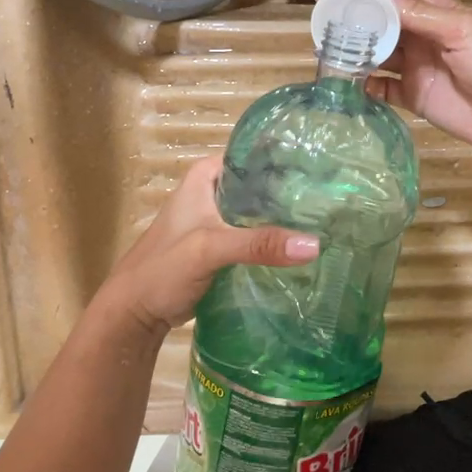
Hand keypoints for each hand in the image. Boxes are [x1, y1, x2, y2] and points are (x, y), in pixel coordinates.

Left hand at [87, 157, 318, 340]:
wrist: (134, 314)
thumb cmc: (162, 269)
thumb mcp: (210, 249)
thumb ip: (259, 244)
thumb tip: (315, 245)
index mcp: (205, 176)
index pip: (255, 157)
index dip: (289, 161)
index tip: (327, 169)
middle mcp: (213, 192)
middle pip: (263, 186)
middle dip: (294, 194)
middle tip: (336, 200)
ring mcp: (219, 222)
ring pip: (261, 214)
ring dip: (287, 221)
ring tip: (331, 222)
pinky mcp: (224, 248)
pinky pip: (258, 238)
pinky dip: (277, 242)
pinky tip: (305, 248)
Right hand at [319, 0, 471, 159]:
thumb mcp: (463, 32)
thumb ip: (420, 14)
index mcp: (437, 11)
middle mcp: (423, 35)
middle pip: (378, 18)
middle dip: (349, 16)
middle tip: (320, 25)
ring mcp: (418, 67)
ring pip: (376, 53)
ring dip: (352, 50)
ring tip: (325, 52)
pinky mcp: (417, 98)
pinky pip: (383, 89)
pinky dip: (364, 86)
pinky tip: (347, 86)